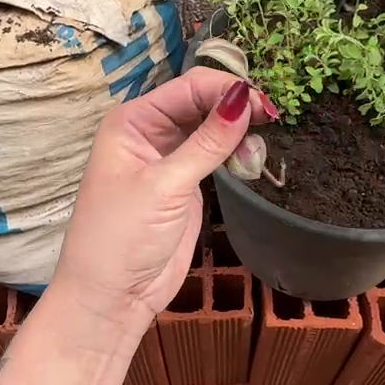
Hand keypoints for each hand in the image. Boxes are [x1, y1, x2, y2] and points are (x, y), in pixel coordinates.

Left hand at [49, 69, 268, 340]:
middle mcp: (149, 132)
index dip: (226, 89)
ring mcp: (168, 158)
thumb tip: (244, 97)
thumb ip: (207, 143)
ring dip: (239, 134)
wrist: (112, 297)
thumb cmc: (122, 237)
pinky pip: (215, 155)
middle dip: (236, 109)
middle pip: (202, 104)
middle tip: (272, 121)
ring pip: (212, 129)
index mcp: (132, 122)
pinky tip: (251, 162)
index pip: (188, 88)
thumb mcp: (166, 186)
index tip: (264, 104)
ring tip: (258, 153)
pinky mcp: (185, 184)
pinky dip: (235, 154)